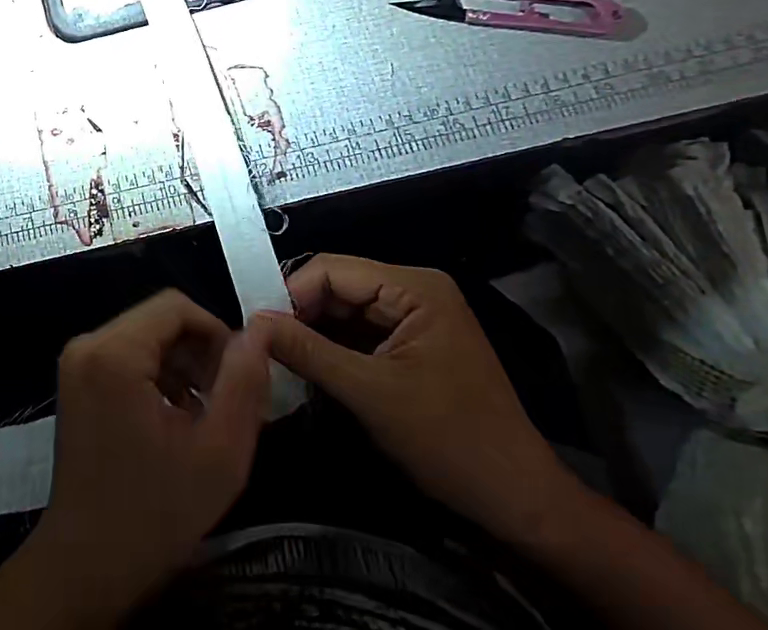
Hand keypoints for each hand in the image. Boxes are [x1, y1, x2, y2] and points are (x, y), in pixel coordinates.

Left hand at [37, 289, 270, 610]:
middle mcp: (86, 345)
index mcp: (113, 352)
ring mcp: (75, 362)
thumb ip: (243, 383)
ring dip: (179, 366)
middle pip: (157, 320)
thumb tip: (258, 333)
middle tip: (223, 401)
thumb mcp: (220, 450)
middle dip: (198, 352)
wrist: (89, 558)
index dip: (215, 331)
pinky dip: (155, 376)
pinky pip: (123, 356)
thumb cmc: (157, 509)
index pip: (174, 306)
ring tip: (201, 415)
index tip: (236, 375)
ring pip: (142, 337)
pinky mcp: (75, 381)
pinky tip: (173, 419)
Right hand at [260, 255, 578, 544]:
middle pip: (335, 286)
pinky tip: (308, 367)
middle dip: (299, 314)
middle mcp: (414, 290)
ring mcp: (413, 316)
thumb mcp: (369, 393)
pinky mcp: (409, 342)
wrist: (515, 499)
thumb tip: (252, 321)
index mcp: (415, 288)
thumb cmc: (449, 439)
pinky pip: (355, 330)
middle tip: (265, 347)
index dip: (290, 294)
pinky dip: (330, 347)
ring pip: (341, 309)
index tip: (260, 330)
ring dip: (311, 332)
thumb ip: (307, 351)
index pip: (330, 269)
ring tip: (279, 358)